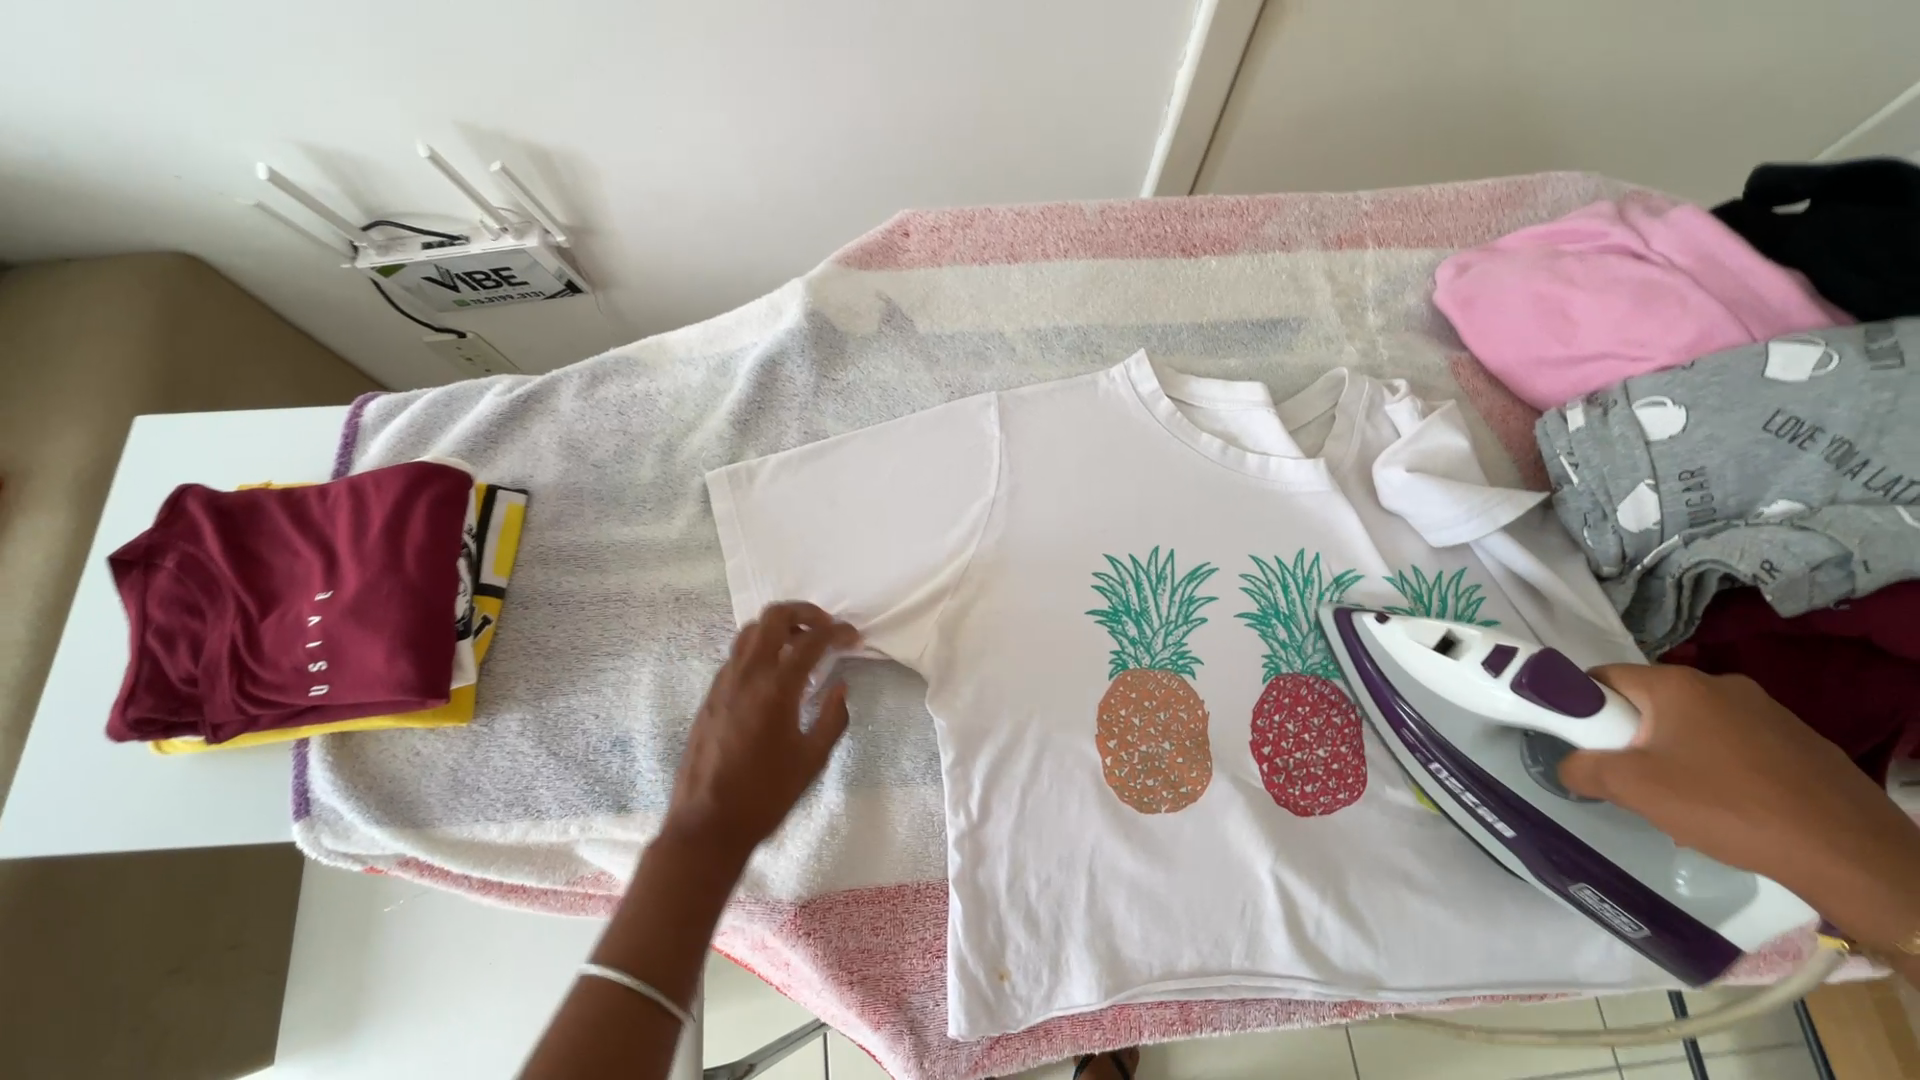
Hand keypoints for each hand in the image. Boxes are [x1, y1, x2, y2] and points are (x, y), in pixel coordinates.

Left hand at [663, 601, 858, 858]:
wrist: (707, 824)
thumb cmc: (766, 795)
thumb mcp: (812, 759)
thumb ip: (832, 717)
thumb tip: (840, 687)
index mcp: (776, 688)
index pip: (812, 640)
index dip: (838, 632)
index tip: (854, 637)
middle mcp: (747, 674)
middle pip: (774, 617)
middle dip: (806, 613)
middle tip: (827, 629)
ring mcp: (723, 682)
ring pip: (751, 631)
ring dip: (780, 628)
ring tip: (802, 646)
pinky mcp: (711, 695)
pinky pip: (737, 655)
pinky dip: (761, 649)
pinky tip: (775, 675)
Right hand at [1560, 663, 1919, 947]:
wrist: (1850, 853)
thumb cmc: (1727, 806)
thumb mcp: (1632, 789)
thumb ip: (1582, 769)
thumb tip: (1569, 766)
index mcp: (1678, 684)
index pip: (1602, 678)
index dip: (1579, 707)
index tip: (1580, 744)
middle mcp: (1722, 686)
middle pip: (1647, 704)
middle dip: (1629, 739)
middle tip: (1629, 781)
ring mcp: (1768, 712)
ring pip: (1690, 728)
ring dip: (1672, 757)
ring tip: (1680, 803)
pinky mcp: (1800, 743)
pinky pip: (1732, 747)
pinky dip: (1715, 771)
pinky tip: (1726, 810)